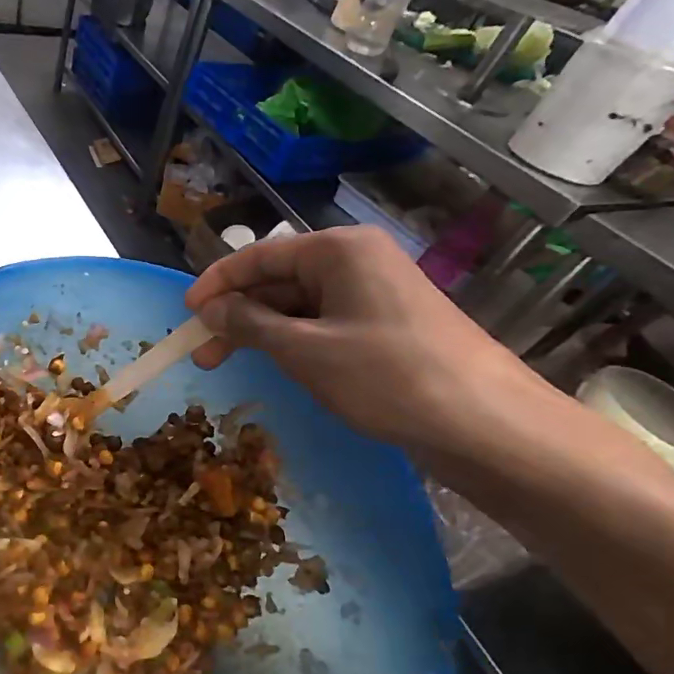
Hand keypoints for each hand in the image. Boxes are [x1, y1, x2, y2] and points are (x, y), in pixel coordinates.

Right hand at [183, 226, 539, 455]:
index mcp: (339, 249)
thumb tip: (209, 308)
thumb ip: (250, 324)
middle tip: (204, 352)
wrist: (488, 425)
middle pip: (281, 280)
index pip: (261, 255)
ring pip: (304, 305)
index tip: (185, 311)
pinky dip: (298, 342)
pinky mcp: (389, 325)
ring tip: (229, 363)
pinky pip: (329, 323)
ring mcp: (377, 293)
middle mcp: (358, 260)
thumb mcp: (306, 351)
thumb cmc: (388, 377)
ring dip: (265, 331)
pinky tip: (280, 365)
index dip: (218, 283)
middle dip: (239, 314)